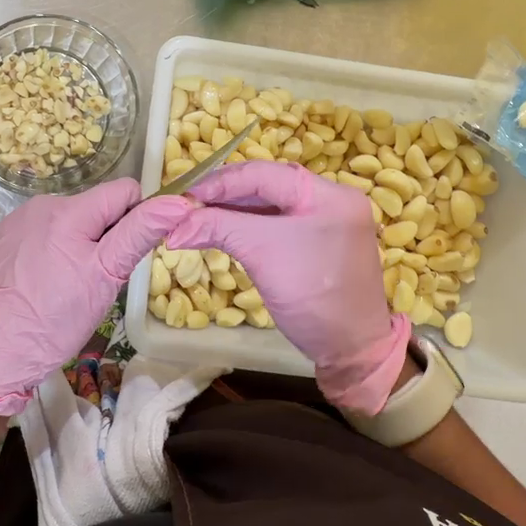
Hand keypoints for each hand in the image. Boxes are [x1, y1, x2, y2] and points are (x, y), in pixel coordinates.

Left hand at [0, 179, 194, 415]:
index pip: (123, 190)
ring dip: (80, 240)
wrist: (0, 350)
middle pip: (95, 205)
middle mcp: (42, 203)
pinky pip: (44, 229)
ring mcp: (19, 218)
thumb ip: (140, 233)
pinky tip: (47, 277)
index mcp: (70, 209)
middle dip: (106, 234)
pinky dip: (53, 247)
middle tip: (100, 276)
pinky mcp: (4, 235)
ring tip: (72, 280)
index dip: (138, 216)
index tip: (131, 252)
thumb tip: (179, 203)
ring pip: (71, 218)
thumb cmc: (59, 317)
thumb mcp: (107, 276)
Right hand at [165, 161, 409, 413]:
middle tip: (186, 206)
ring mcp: (325, 221)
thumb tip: (173, 226)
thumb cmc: (312, 296)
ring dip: (231, 211)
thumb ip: (218, 228)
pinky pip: (276, 224)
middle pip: (266, 185)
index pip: (263, 173)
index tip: (184, 195)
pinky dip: (246, 226)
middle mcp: (330, 198)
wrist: (352, 351)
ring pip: (269, 205)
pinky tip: (220, 229)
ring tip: (196, 217)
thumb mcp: (262, 254)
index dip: (219, 182)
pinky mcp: (317, 242)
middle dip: (223, 195)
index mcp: (327, 193)